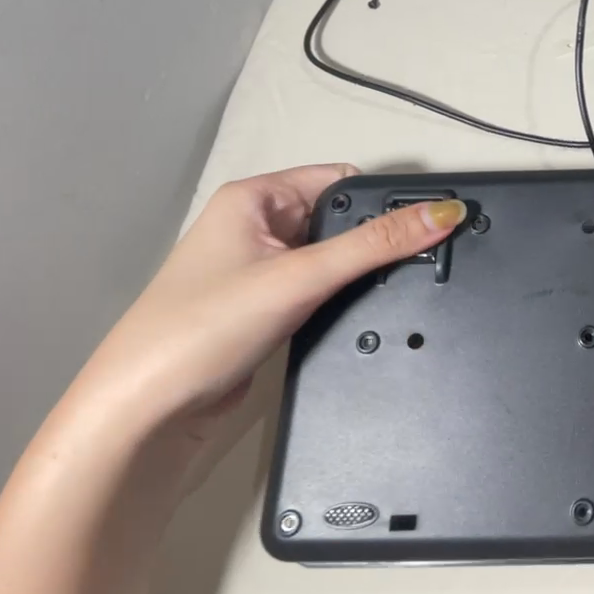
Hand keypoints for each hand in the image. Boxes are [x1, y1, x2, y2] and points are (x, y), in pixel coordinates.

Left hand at [60, 163, 465, 460]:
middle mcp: (257, 224)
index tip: (430, 221)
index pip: (340, 180)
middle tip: (419, 257)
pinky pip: (321, 283)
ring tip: (396, 282)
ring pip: (334, 253)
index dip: (385, 198)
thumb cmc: (207, 327)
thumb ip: (377, 245)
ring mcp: (261, 266)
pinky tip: (363, 304)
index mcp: (254, 196)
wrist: (147, 413)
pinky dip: (344, 291)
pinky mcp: (268, 304)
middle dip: (376, 236)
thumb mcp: (302, 276)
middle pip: (341, 216)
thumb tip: (446, 214)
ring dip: (360, 267)